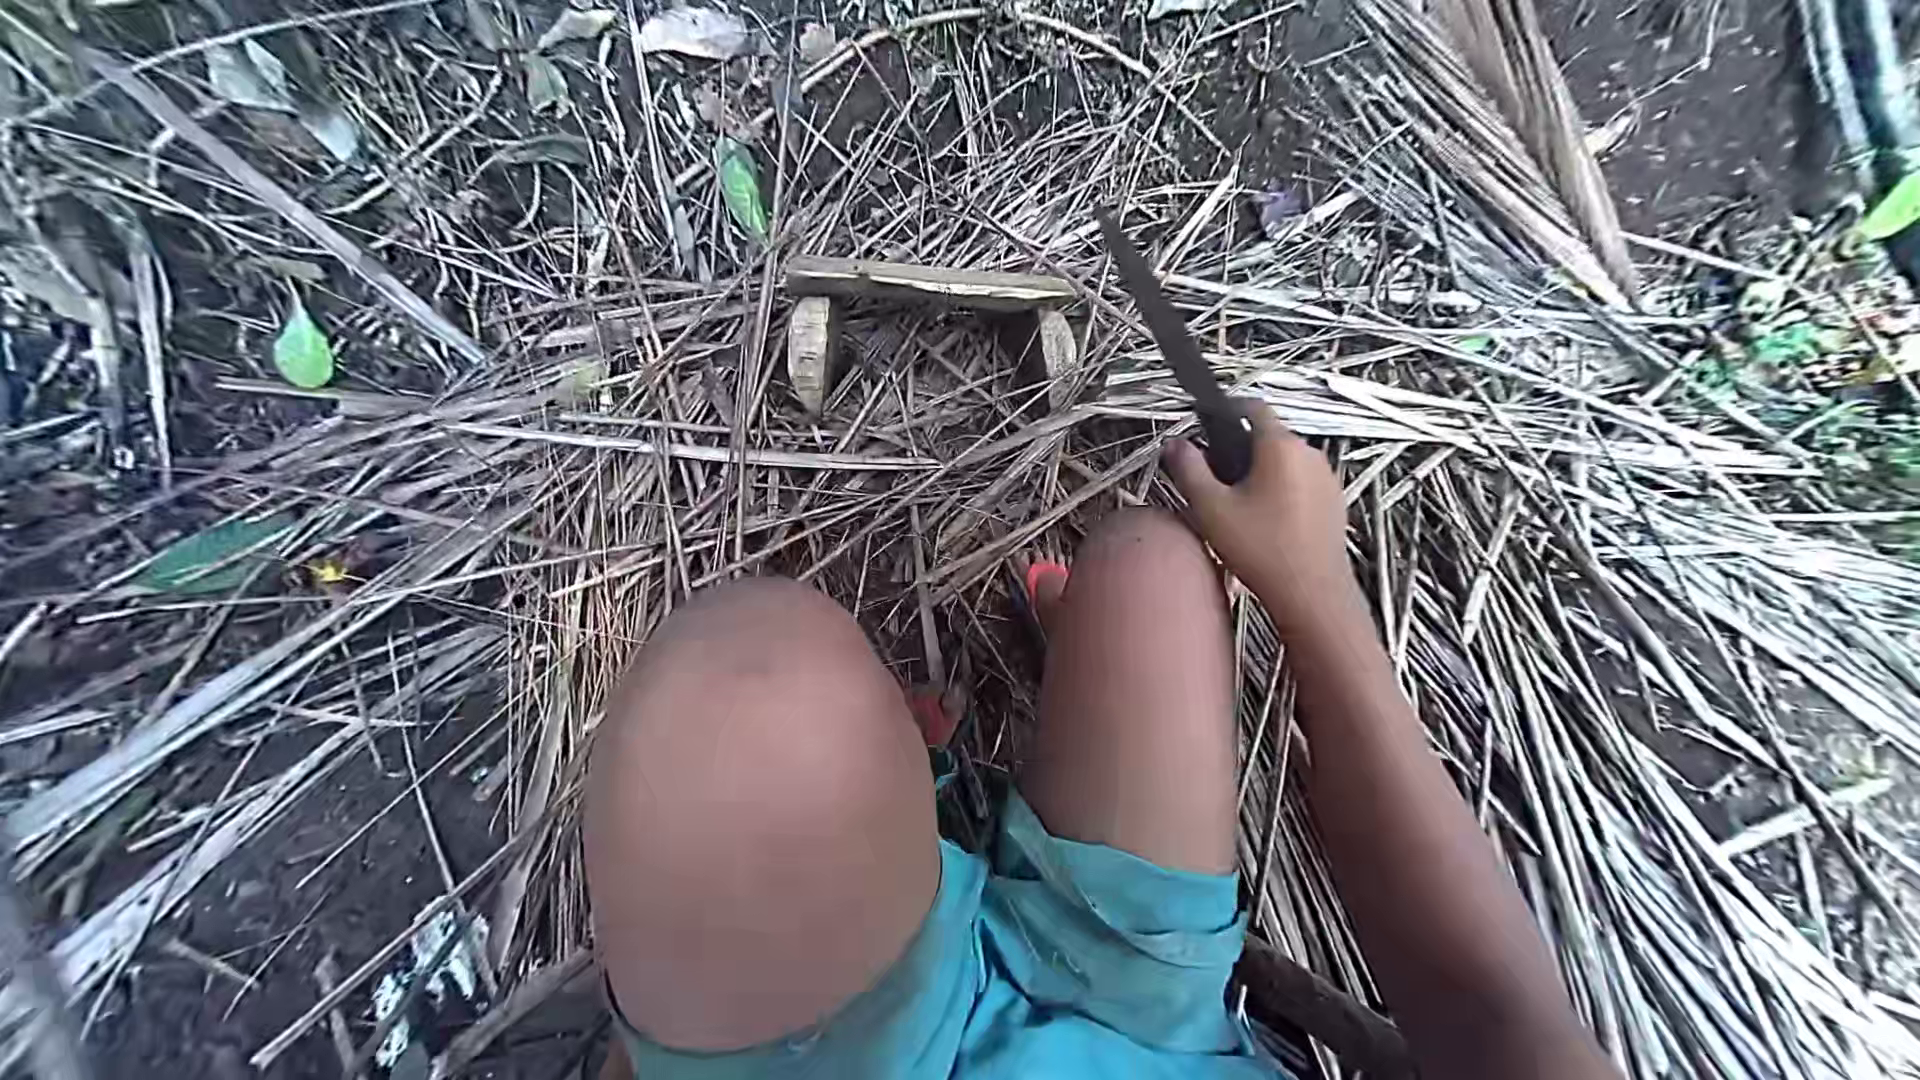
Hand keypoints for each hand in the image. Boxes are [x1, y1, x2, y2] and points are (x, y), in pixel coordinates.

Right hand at [1162, 402, 1359, 634]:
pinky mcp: (1332, 501)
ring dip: (1257, 472)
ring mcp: (1325, 478)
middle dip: (1236, 449)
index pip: (1252, 406)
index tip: (1205, 422)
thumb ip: (1189, 469)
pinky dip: (1277, 490)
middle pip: (1265, 436)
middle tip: (1211, 479)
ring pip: (1282, 461)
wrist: (1311, 593)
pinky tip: (1261, 522)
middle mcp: (1309, 455)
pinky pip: (1298, 482)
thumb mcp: (1210, 507)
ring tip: (1234, 507)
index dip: (1225, 409)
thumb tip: (1176, 444)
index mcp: (1280, 447)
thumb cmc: (1261, 550)